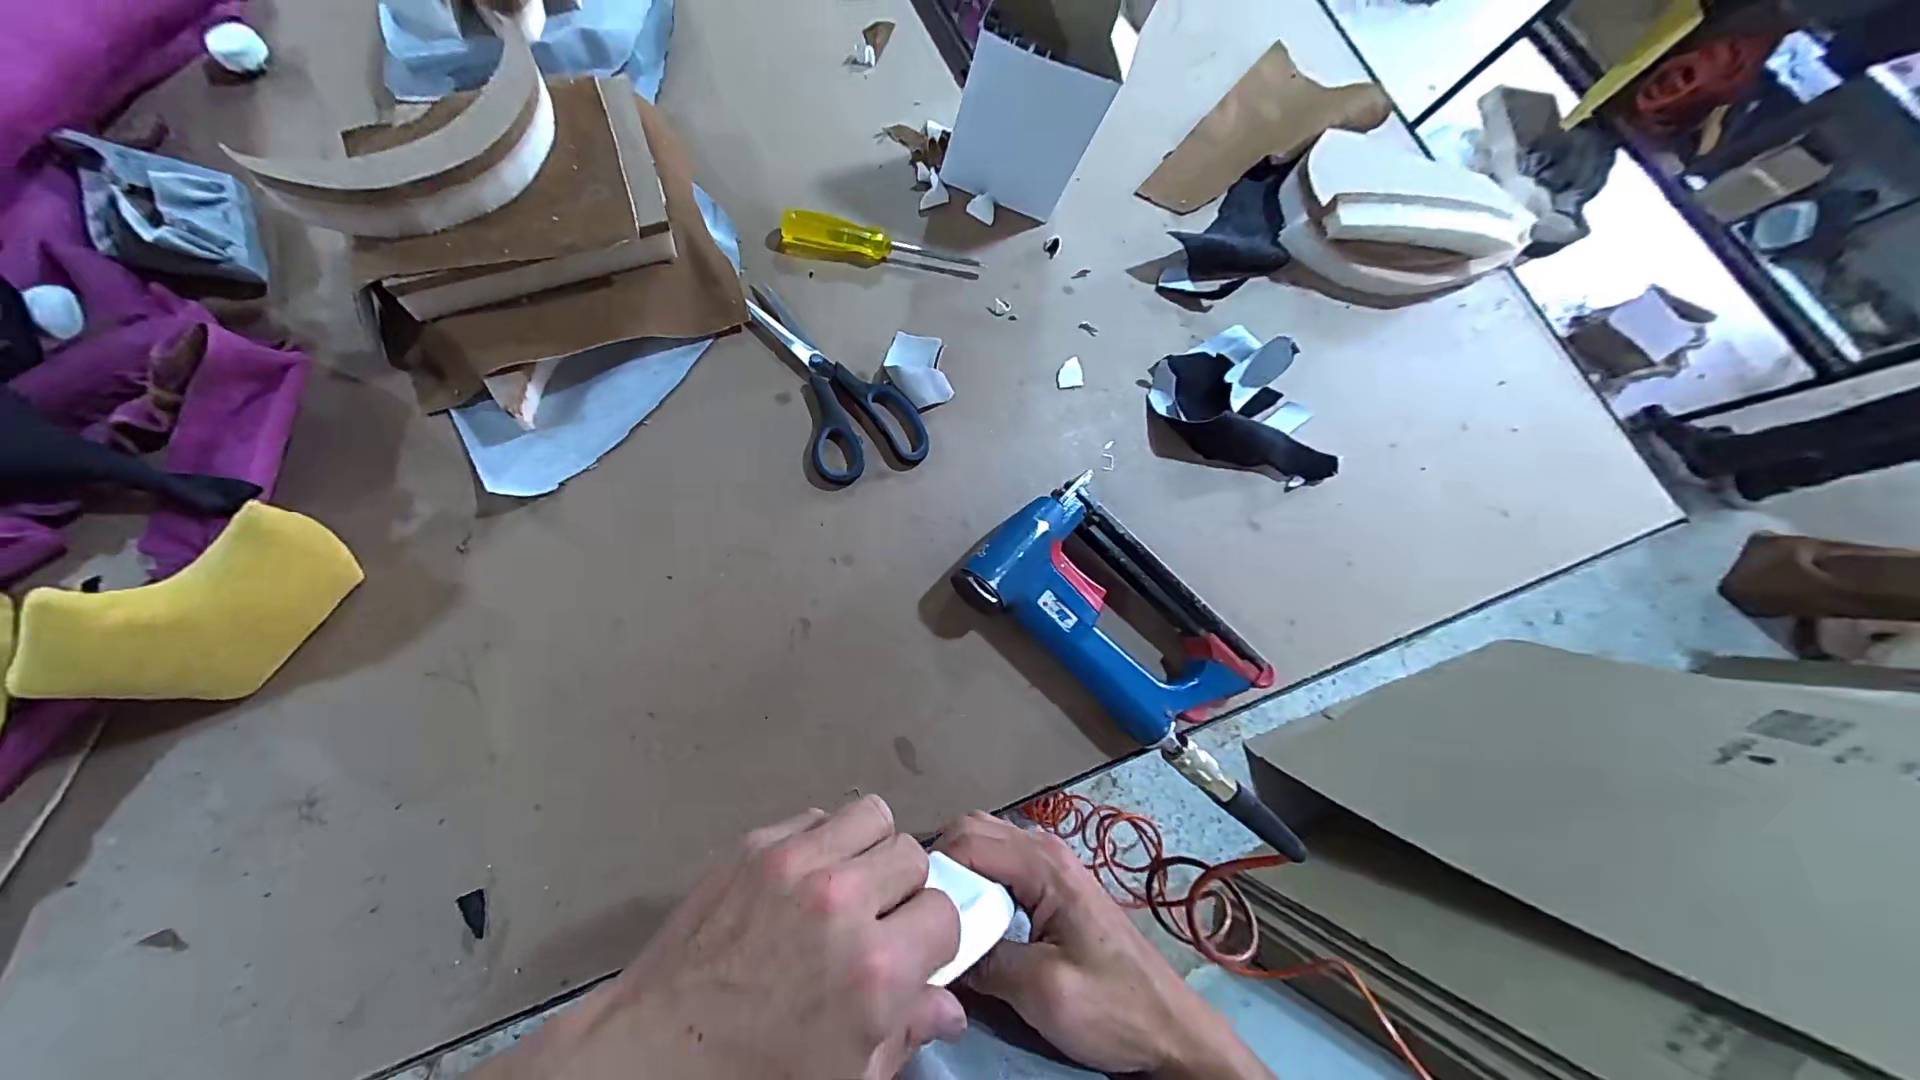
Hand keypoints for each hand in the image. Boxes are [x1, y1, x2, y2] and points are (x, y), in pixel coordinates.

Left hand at [475, 796, 963, 1079]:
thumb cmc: (754, 1079)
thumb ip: (907, 1033)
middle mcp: (841, 900)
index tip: (913, 949)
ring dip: (869, 848)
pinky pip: (817, 816)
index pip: (945, 912)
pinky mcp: (755, 844)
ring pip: (872, 815)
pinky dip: (821, 840)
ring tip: (846, 882)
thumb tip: (949, 1005)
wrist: (648, 1059)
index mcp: (875, 970)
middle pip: (912, 854)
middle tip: (876, 918)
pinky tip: (800, 878)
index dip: (933, 936)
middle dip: (903, 889)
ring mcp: (794, 863)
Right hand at [936, 812, 1273, 1079]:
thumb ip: (987, 961)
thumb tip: (938, 948)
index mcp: (1045, 864)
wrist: (1170, 1029)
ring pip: (988, 844)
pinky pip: (1003, 865)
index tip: (913, 904)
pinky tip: (974, 920)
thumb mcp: (1044, 991)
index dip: (934, 865)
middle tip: (925, 910)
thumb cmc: (1113, 1006)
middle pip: (975, 830)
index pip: (969, 838)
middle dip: (944, 862)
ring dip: (961, 871)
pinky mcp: (1054, 886)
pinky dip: (980, 881)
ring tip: (945, 917)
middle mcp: (1047, 850)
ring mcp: (1053, 865)